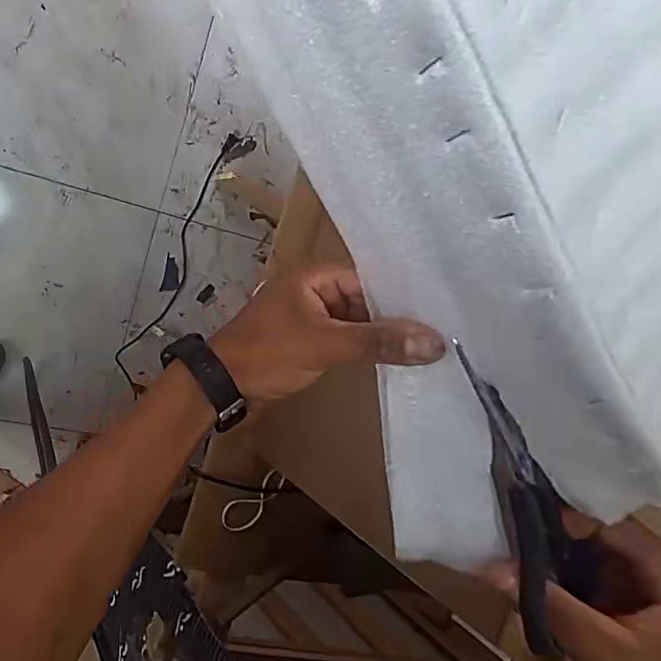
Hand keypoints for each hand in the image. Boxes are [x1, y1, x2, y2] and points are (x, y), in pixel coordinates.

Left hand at [208, 265, 444, 404]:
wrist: (222, 386)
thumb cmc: (267, 354)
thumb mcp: (324, 345)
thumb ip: (376, 342)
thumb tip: (433, 342)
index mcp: (313, 274)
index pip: (369, 278)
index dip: (401, 295)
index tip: (438, 312)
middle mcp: (313, 287)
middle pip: (365, 298)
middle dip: (393, 317)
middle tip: (438, 333)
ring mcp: (309, 313)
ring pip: (355, 319)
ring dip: (378, 334)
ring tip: (424, 347)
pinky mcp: (308, 337)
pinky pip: (343, 336)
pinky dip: (362, 346)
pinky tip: (391, 358)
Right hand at [483, 515, 660, 660]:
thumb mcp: (602, 655)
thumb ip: (550, 606)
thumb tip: (492, 568)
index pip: (620, 529)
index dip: (571, 519)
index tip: (524, 516)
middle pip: (618, 547)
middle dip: (568, 544)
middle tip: (519, 540)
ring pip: (616, 571)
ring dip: (575, 569)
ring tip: (528, 564)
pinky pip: (620, 594)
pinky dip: (588, 592)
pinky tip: (557, 598)